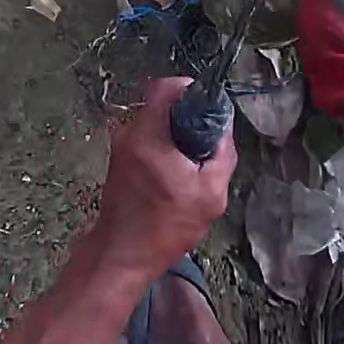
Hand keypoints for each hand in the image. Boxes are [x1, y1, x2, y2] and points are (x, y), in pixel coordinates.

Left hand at [98, 78, 236, 268]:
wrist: (120, 257)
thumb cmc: (164, 227)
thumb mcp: (210, 195)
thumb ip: (222, 155)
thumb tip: (224, 130)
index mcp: (149, 135)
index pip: (166, 87)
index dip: (191, 88)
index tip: (209, 108)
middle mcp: (130, 134)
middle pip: (163, 104)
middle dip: (189, 117)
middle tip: (208, 141)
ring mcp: (122, 147)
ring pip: (157, 123)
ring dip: (178, 134)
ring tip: (194, 163)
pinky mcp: (120, 161)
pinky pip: (148, 139)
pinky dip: (166, 148)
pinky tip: (178, 175)